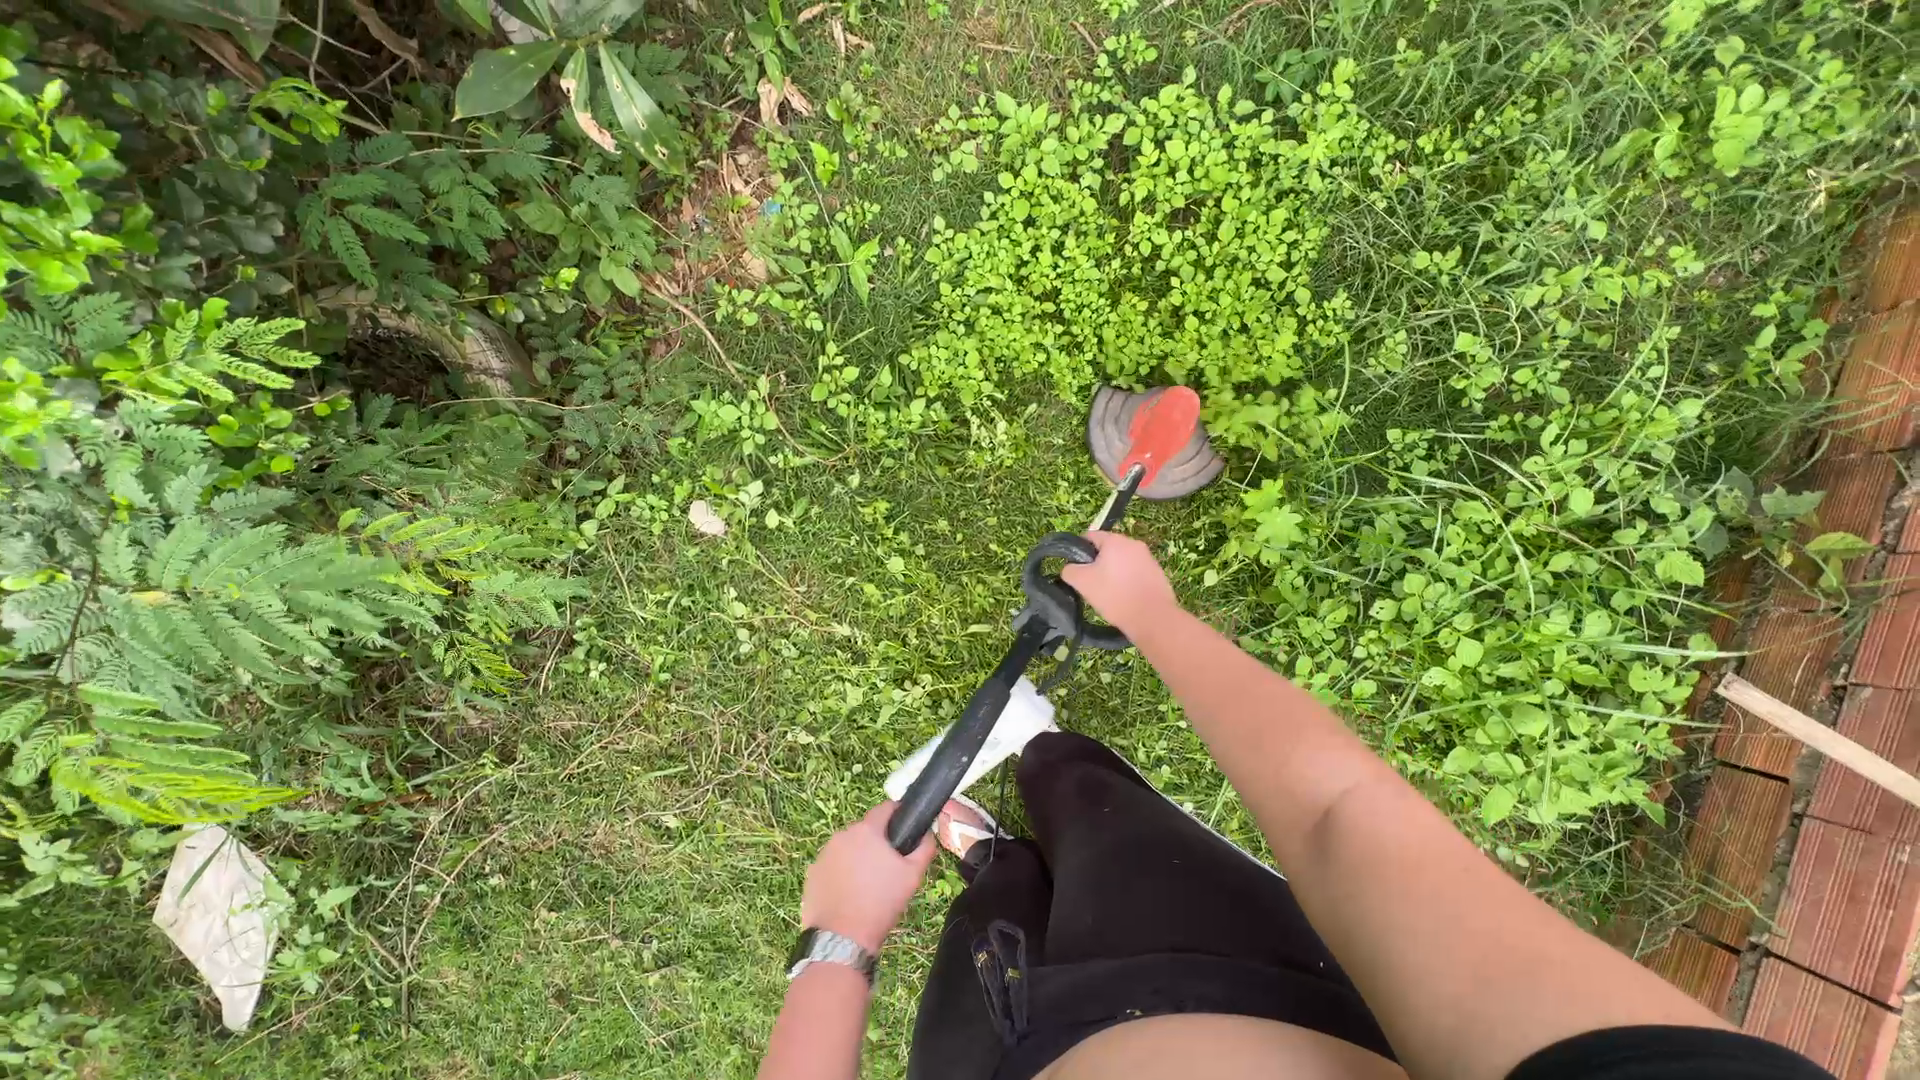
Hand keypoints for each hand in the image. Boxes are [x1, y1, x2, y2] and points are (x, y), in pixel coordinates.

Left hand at [799, 802, 935, 953]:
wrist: (842, 938)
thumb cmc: (881, 903)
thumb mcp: (913, 876)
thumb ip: (924, 848)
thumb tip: (927, 834)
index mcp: (866, 830)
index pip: (885, 809)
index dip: (898, 815)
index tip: (906, 829)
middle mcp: (841, 835)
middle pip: (865, 832)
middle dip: (877, 844)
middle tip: (889, 868)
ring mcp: (823, 855)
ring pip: (848, 850)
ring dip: (858, 859)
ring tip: (868, 886)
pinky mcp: (812, 874)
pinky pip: (832, 867)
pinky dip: (841, 875)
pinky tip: (850, 896)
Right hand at [1059, 531, 1179, 637]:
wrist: (1152, 617)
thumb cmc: (1114, 595)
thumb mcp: (1082, 582)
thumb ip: (1069, 570)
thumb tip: (1070, 568)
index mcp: (1115, 540)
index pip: (1089, 536)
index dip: (1078, 551)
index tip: (1076, 569)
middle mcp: (1134, 543)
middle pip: (1107, 549)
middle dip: (1097, 564)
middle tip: (1091, 584)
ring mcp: (1148, 558)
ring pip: (1122, 562)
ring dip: (1113, 573)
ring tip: (1108, 594)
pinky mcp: (1158, 573)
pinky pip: (1135, 572)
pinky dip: (1127, 581)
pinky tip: (1125, 598)